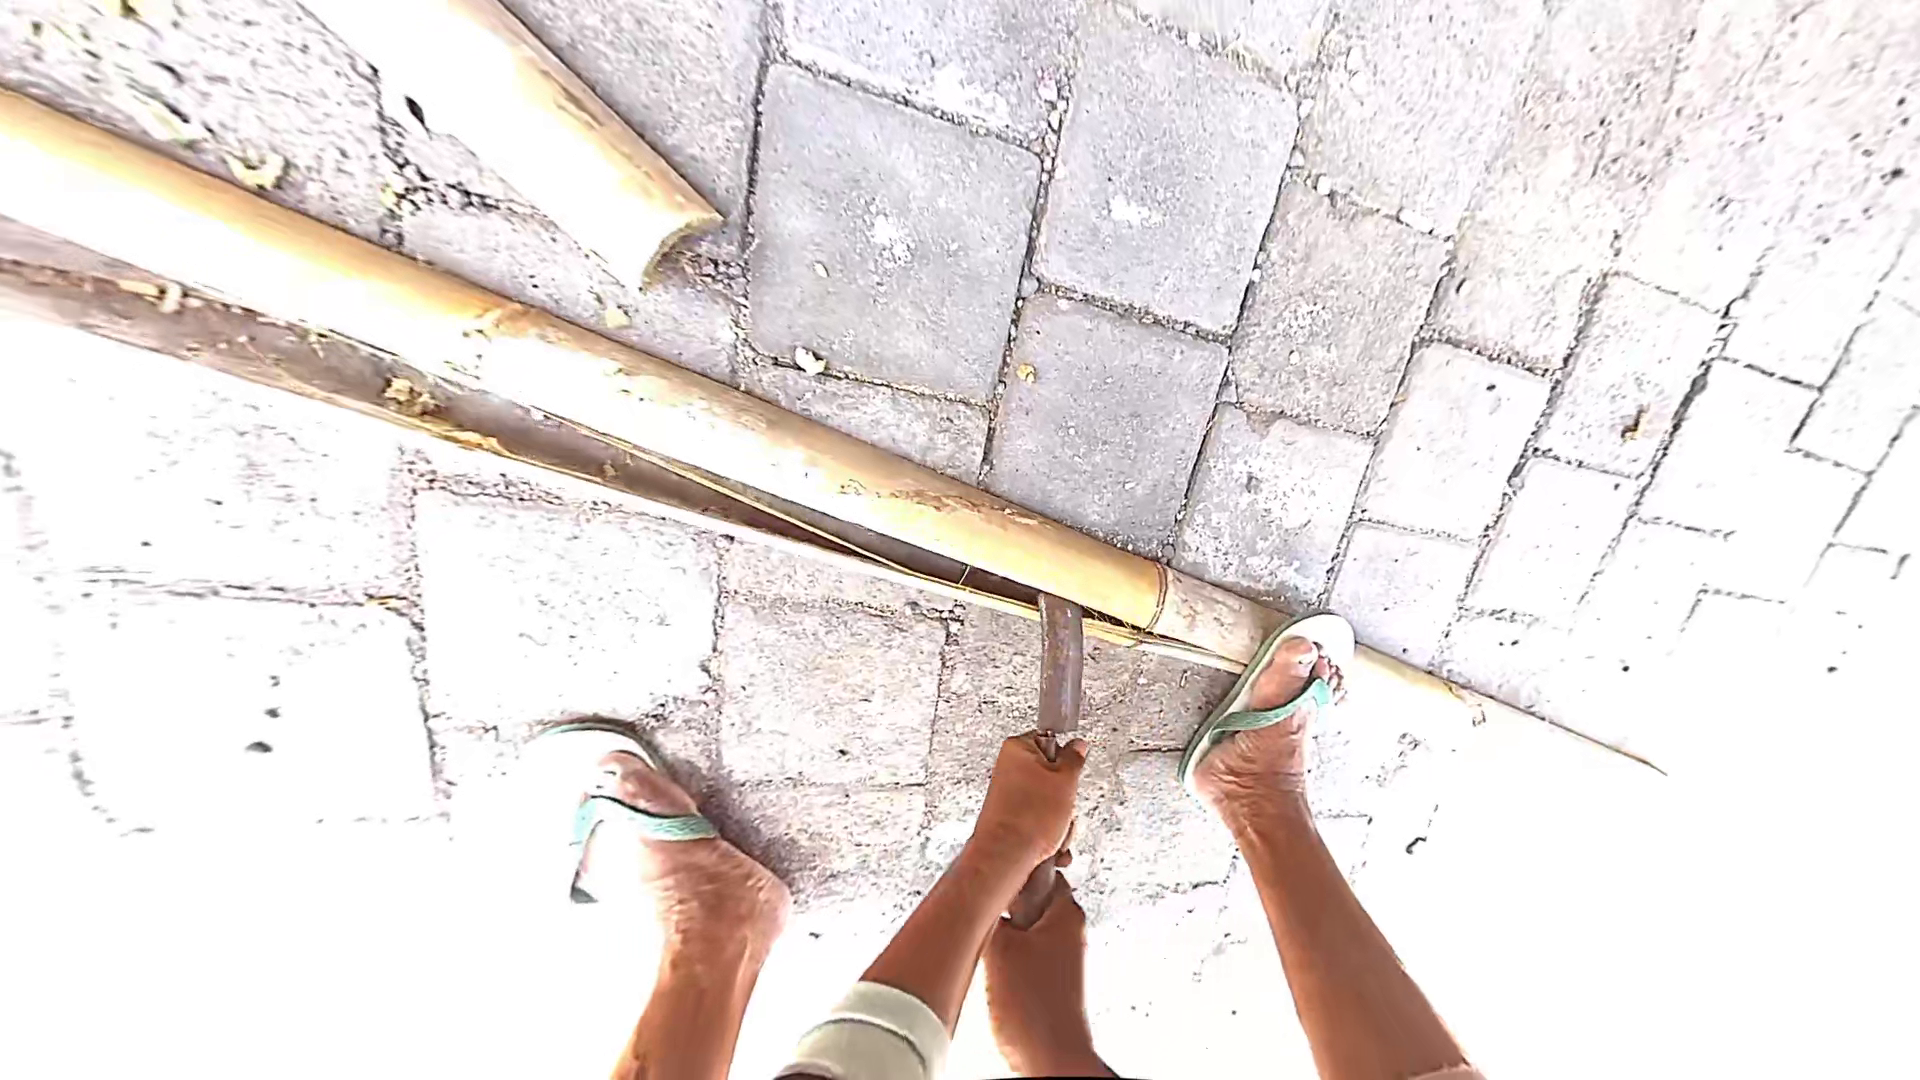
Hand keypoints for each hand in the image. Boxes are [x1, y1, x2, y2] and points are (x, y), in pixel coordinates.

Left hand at [972, 734, 1088, 868]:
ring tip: (1057, 831)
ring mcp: (1008, 793)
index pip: (1050, 741)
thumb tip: (1077, 745)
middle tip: (1064, 806)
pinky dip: (1048, 832)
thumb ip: (1074, 759)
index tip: (1070, 773)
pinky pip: (1037, 818)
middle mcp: (1008, 768)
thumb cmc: (1029, 818)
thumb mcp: (1065, 781)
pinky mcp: (1009, 816)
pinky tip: (1051, 845)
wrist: (1006, 856)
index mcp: (1017, 748)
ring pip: (1048, 801)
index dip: (1065, 759)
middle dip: (1065, 797)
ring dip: (1061, 820)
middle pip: (1051, 775)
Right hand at [985, 878, 1112, 1076]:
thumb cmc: (1036, 1010)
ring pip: (1027, 925)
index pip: (1038, 868)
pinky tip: (997, 966)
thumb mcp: (999, 949)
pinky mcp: (1054, 978)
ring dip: (1006, 930)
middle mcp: (1070, 929)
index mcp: (1066, 911)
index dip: (1012, 868)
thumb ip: (989, 914)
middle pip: (1031, 897)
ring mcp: (1063, 955)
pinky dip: (1012, 952)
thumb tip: (978, 896)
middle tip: (985, 908)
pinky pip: (1028, 950)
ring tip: (990, 941)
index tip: (992, 869)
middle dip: (1006, 903)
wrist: (1050, 1062)